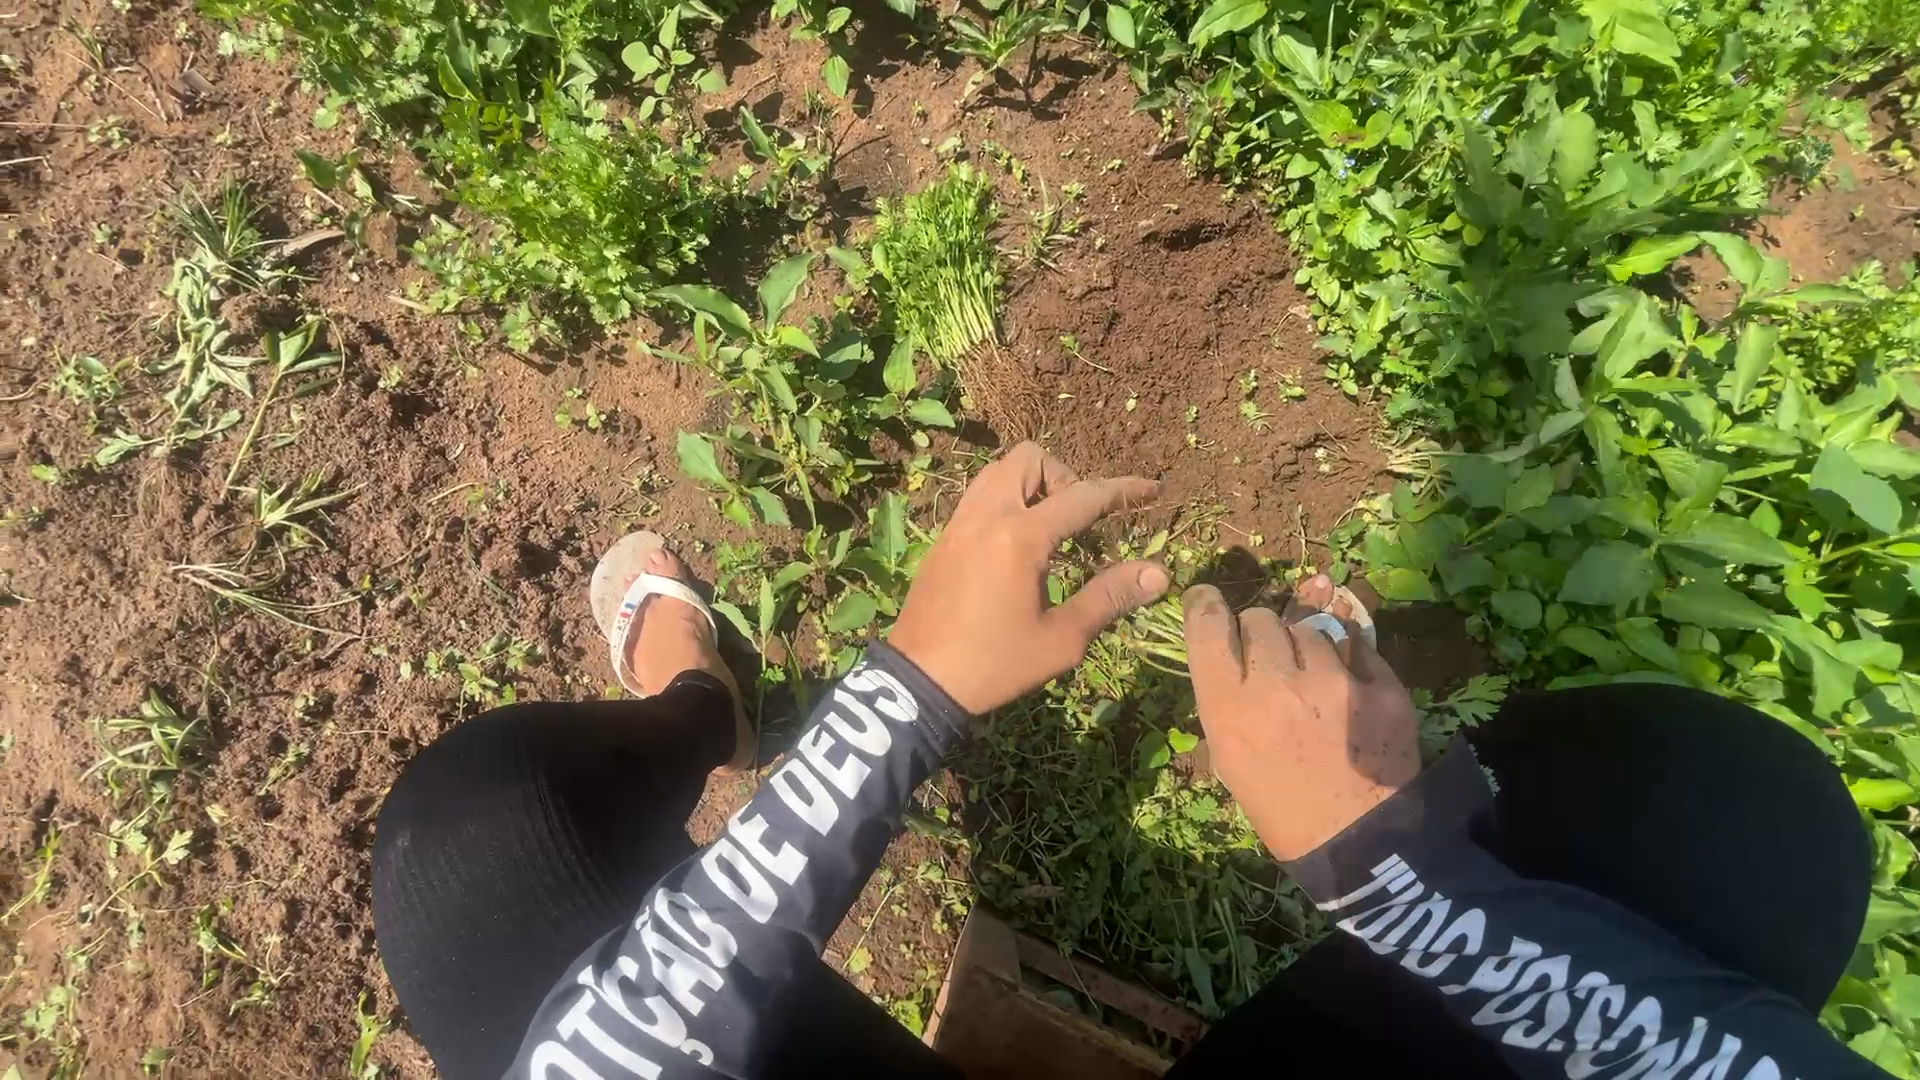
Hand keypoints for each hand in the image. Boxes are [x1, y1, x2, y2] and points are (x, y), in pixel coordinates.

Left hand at [889, 442, 1168, 714]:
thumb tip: (1157, 573)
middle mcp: (986, 516)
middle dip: (1064, 476)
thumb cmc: (995, 664)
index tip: (1151, 489)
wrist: (920, 681)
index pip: (1083, 496)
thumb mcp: (1061, 639)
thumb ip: (1108, 597)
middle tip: (1079, 518)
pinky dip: (1004, 502)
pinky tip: (1014, 544)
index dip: (1123, 490)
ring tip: (1049, 524)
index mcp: (1020, 536)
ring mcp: (958, 525)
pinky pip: (977, 498)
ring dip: (1030, 484)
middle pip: (1029, 459)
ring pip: (997, 473)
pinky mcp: (941, 540)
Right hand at [1180, 575, 1420, 860]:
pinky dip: (1346, 659)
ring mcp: (1334, 684)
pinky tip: (1343, 690)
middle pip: (1259, 618)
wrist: (1360, 845)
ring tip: (1311, 684)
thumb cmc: (1278, 803)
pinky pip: (1355, 646)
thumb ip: (1223, 692)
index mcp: (1229, 707)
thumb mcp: (1227, 752)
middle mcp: (1277, 686)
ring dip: (1304, 646)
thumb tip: (1229, 640)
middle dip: (1259, 633)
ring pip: (1309, 629)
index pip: (1207, 625)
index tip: (1207, 599)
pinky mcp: (1383, 690)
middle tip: (1267, 660)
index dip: (1204, 604)